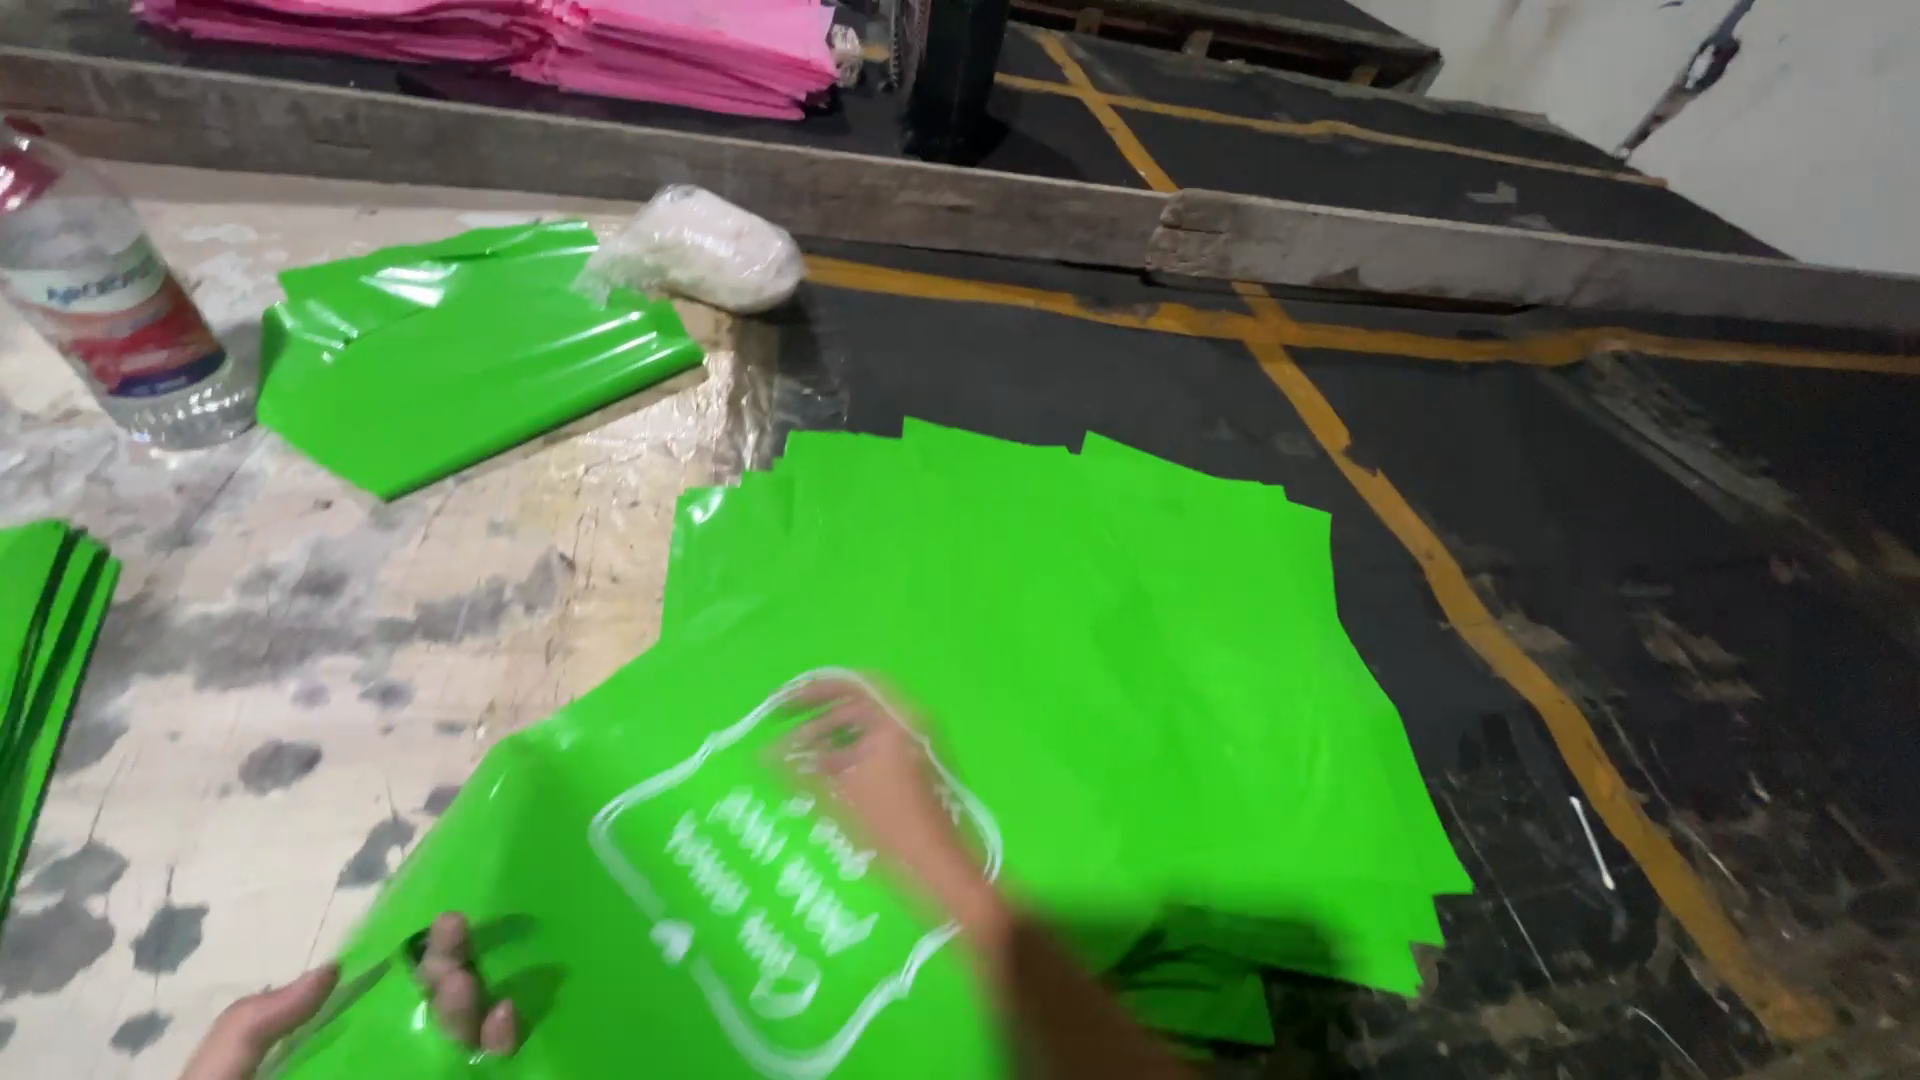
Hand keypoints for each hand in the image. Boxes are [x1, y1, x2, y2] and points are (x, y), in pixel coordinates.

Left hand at [181, 913, 515, 1078]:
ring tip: (461, 985)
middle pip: (439, 1007)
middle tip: (454, 934)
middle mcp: (394, 1062)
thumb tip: (331, 970)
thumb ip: (248, 1030)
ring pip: (470, 1035)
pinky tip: (502, 1018)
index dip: (423, 958)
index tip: (441, 923)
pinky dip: (505, 1041)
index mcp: (345, 1051)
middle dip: (454, 963)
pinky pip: (490, 1068)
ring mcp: (427, 1079)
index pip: (395, 996)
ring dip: (476, 1002)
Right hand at [782, 675, 1003, 932]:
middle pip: (855, 707)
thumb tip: (764, 755)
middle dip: (815, 720)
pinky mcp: (912, 768)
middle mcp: (908, 723)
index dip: (811, 690)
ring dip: (826, 741)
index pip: (850, 684)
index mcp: (898, 718)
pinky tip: (816, 777)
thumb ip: (799, 771)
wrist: (940, 868)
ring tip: (791, 761)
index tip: (779, 705)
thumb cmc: (892, 826)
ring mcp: (913, 746)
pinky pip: (872, 750)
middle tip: (780, 735)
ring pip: (862, 732)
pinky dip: (844, 758)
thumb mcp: (840, 796)